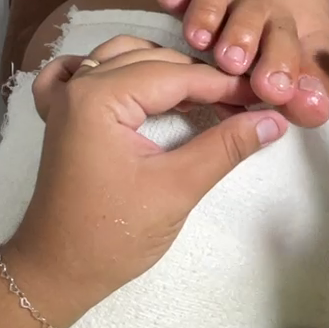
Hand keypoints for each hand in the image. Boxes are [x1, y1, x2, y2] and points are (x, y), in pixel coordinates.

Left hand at [7, 36, 287, 309]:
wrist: (56, 271)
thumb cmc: (112, 235)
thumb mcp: (177, 189)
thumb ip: (226, 148)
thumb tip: (272, 121)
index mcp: (99, 97)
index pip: (176, 74)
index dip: (224, 84)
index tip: (262, 95)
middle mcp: (78, 85)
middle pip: (153, 59)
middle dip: (200, 77)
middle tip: (242, 103)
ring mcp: (64, 98)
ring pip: (123, 56)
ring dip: (164, 68)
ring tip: (202, 96)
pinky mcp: (60, 115)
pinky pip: (84, 70)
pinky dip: (113, 69)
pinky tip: (134, 84)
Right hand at [152, 0, 328, 126]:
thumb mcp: (312, 40)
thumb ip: (313, 83)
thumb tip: (313, 112)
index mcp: (285, 24)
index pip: (287, 45)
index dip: (281, 67)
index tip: (275, 89)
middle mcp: (253, 0)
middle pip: (249, 21)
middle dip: (241, 41)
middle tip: (234, 60)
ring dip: (206, 18)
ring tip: (200, 38)